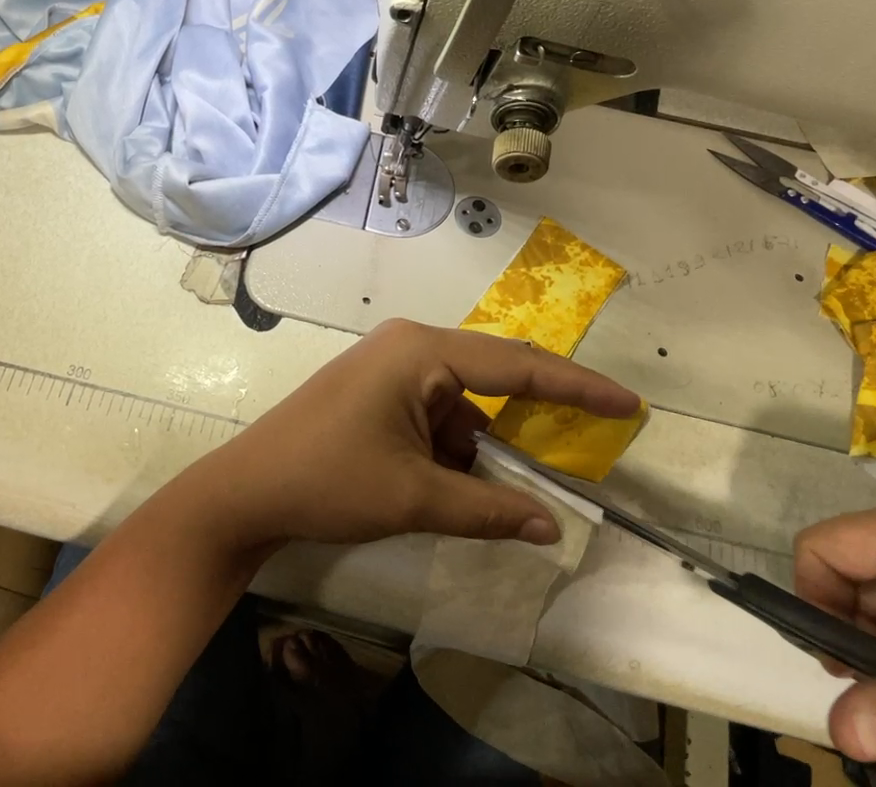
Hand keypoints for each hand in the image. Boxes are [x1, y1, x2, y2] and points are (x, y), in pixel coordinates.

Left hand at [174, 318, 640, 551]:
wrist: (246, 491)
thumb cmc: (329, 481)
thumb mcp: (416, 497)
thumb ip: (489, 509)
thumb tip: (552, 527)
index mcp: (421, 352)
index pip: (518, 366)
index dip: (577, 387)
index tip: (629, 404)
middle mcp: (408, 347)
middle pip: (492, 377)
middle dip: (531, 417)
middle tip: (583, 442)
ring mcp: (386, 368)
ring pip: (461, 404)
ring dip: (482, 445)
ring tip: (496, 491)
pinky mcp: (373, 393)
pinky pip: (433, 414)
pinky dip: (451, 447)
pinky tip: (450, 484)